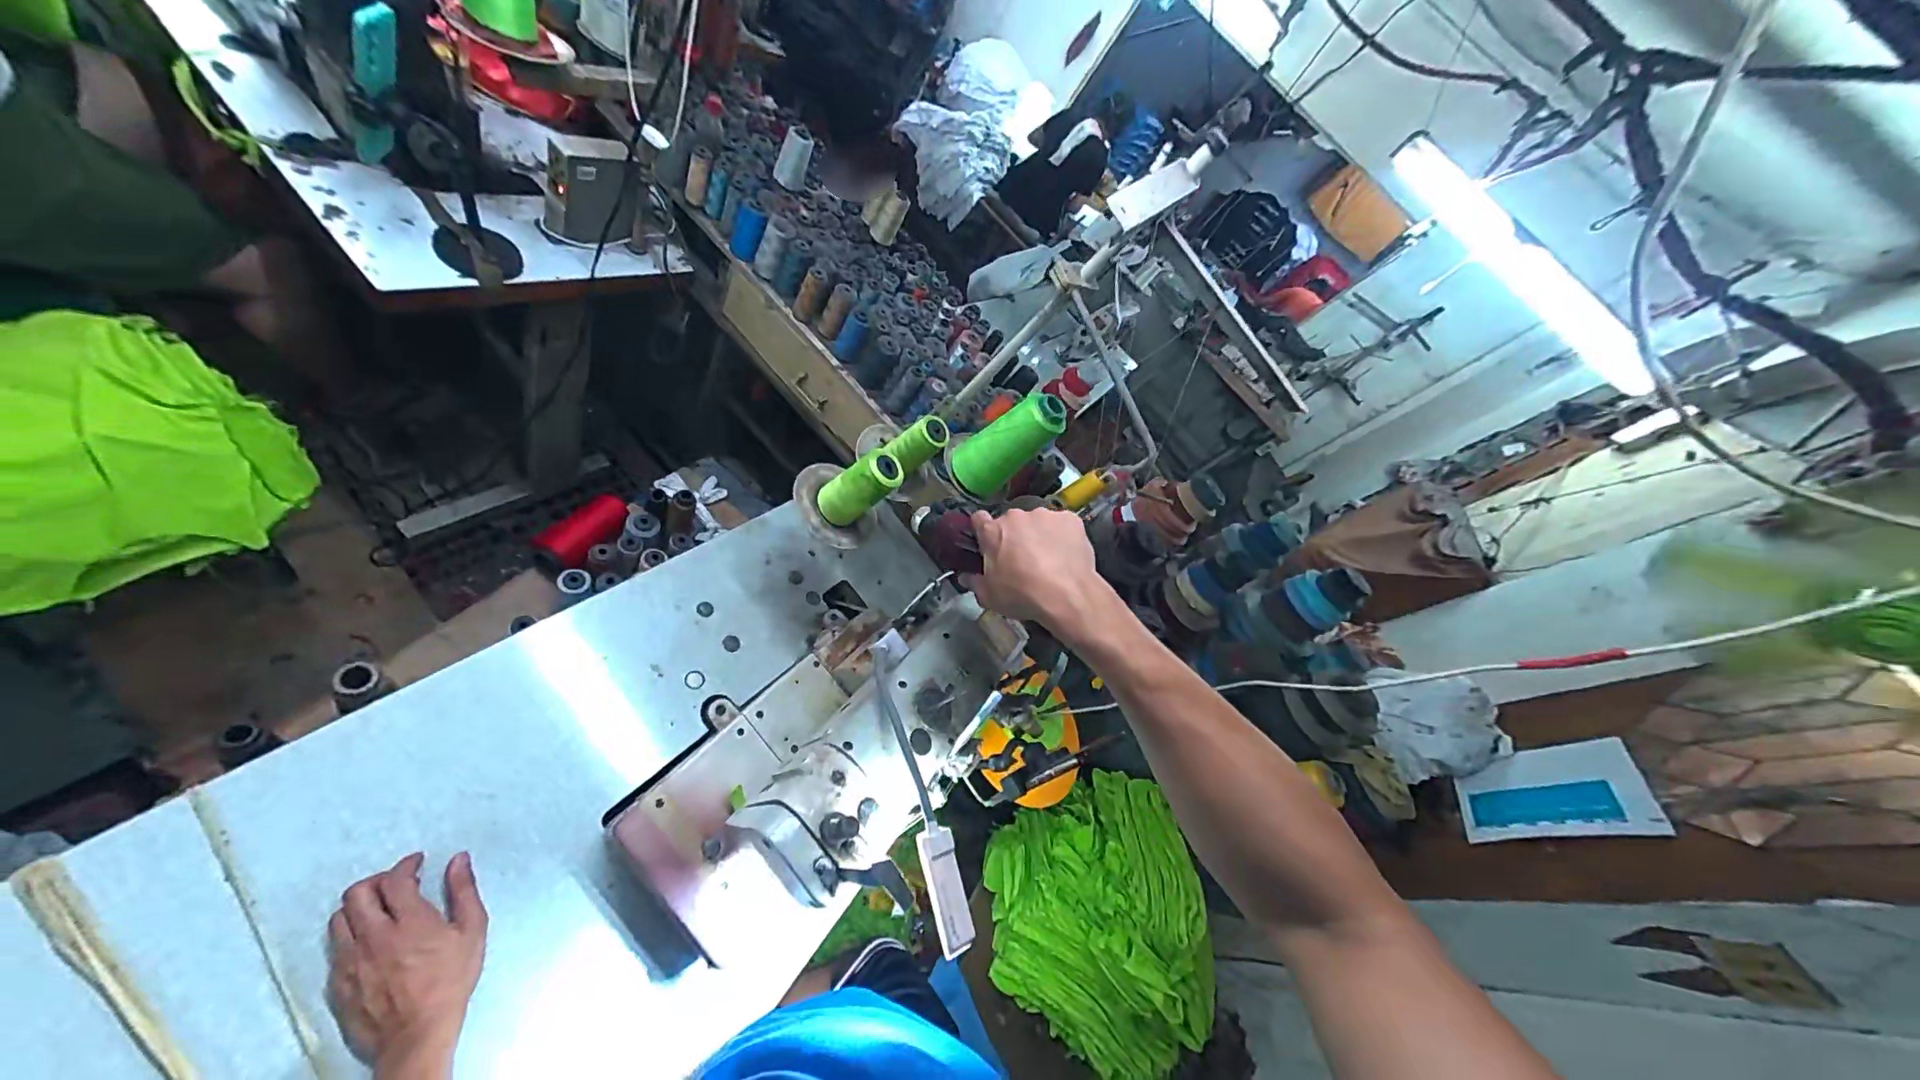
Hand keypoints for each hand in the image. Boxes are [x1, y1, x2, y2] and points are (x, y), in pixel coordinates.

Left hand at [327, 852, 487, 1076]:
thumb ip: (464, 891)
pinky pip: (335, 946)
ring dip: (359, 906)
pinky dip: (351, 933)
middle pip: (357, 894)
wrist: (415, 1034)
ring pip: (339, 919)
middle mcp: (373, 935)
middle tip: (397, 883)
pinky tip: (370, 940)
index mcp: (409, 920)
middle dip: (378, 880)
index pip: (395, 879)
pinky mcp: (338, 981)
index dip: (406, 864)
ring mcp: (350, 960)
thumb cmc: (451, 979)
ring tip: (380, 909)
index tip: (417, 862)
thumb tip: (458, 860)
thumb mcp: (472, 930)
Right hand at [961, 508, 1122, 648]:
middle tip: (1021, 560)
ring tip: (1048, 559)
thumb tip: (966, 576)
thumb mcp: (989, 596)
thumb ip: (974, 582)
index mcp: (993, 531)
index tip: (988, 543)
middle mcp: (1016, 516)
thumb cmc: (1023, 595)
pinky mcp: (1070, 519)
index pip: (978, 519)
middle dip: (1014, 536)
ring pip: (1037, 522)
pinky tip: (1065, 555)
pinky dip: (1062, 536)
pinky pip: (1061, 524)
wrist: (1067, 596)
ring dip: (1038, 535)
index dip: (982, 531)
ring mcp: (1045, 515)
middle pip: (1011, 522)